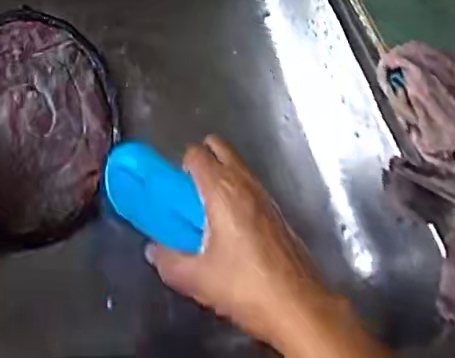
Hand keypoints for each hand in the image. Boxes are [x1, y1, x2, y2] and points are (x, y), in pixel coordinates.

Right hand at [145, 136, 355, 352]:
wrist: (301, 308)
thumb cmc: (247, 287)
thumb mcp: (199, 280)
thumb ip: (170, 261)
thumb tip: (153, 251)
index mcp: (220, 188)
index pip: (195, 153)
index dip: (182, 165)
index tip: (176, 188)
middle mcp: (243, 182)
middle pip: (218, 146)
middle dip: (203, 159)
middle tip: (192, 191)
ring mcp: (265, 194)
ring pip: (237, 164)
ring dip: (222, 174)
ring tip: (211, 211)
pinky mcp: (278, 211)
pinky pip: (251, 185)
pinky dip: (239, 191)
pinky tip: (236, 228)